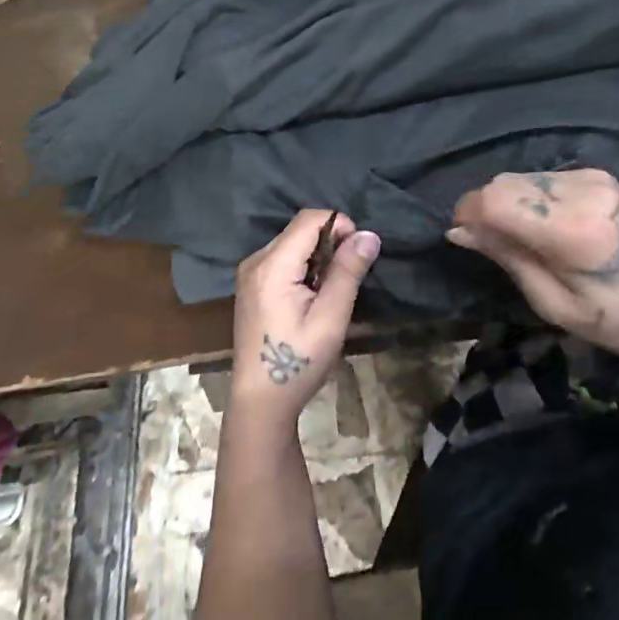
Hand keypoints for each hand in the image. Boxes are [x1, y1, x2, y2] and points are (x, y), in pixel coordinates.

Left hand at [230, 210, 379, 422]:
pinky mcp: (250, 285)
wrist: (260, 399)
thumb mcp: (331, 318)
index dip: (339, 225)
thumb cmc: (299, 361)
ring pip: (290, 243)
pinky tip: (313, 295)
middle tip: (350, 272)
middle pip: (298, 230)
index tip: (360, 250)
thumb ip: (347, 272)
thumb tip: (369, 235)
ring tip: (334, 287)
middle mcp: (256, 260)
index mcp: (272, 265)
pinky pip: (280, 259)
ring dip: (317, 254)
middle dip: (329, 240)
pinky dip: (302, 266)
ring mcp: (249, 273)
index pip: (308, 219)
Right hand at [449, 170, 618, 362]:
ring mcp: (590, 177)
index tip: (463, 236)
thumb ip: (505, 256)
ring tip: (519, 237)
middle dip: (484, 209)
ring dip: (505, 203)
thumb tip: (457, 231)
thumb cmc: (613, 318)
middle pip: (502, 184)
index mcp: (574, 230)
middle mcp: (582, 192)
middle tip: (490, 242)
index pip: (496, 200)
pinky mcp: (594, 174)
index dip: (468, 213)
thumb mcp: (550, 302)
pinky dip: (526, 198)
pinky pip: (537, 178)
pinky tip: (541, 225)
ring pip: (516, 178)